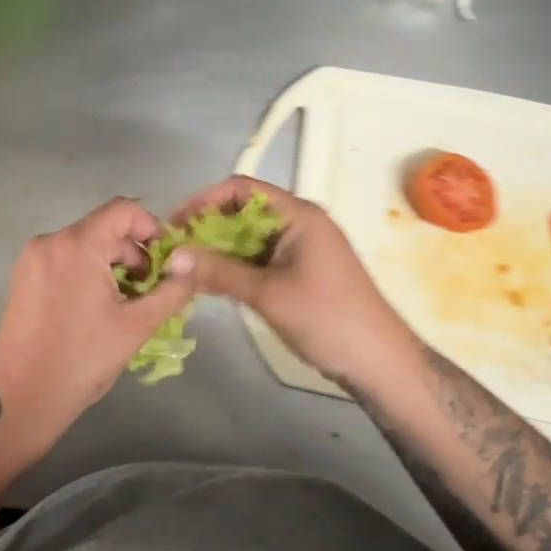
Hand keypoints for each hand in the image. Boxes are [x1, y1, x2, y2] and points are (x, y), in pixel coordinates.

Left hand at [0, 198, 196, 447]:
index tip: (166, 258)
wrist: (24, 397)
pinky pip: (64, 260)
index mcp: (77, 245)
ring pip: (84, 245)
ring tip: (127, 303)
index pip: (122, 209)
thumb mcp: (137, 325)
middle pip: (103, 227)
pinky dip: (87, 272)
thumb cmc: (83, 359)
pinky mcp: (23, 278)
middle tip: (151, 289)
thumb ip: (171, 291)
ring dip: (111, 265)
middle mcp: (50, 241)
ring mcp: (32, 259)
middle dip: (132, 252)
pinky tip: (98, 307)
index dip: (151, 226)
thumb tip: (191, 270)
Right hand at [167, 176, 408, 379]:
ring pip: (248, 237)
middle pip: (242, 211)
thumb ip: (218, 272)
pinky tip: (211, 283)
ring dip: (218, 248)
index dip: (204, 201)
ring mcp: (301, 248)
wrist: (379, 362)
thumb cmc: (328, 319)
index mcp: (298, 215)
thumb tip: (171, 257)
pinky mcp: (300, 271)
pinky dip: (233, 265)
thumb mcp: (267, 294)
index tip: (174, 225)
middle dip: (206, 227)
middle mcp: (300, 223)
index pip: (241, 189)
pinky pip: (258, 257)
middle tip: (173, 251)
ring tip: (185, 268)